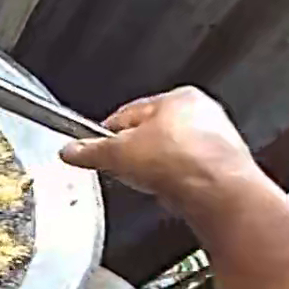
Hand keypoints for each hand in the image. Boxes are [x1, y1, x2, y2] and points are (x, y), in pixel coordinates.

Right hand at [59, 86, 270, 217]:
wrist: (212, 191)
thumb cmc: (175, 161)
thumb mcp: (114, 153)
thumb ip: (87, 151)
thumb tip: (70, 150)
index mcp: (177, 97)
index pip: (125, 115)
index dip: (103, 135)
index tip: (92, 150)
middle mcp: (201, 111)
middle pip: (145, 133)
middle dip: (128, 151)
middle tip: (116, 167)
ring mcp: (214, 136)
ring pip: (164, 151)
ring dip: (148, 165)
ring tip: (141, 178)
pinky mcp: (218, 162)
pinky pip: (180, 167)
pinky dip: (167, 176)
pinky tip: (160, 185)